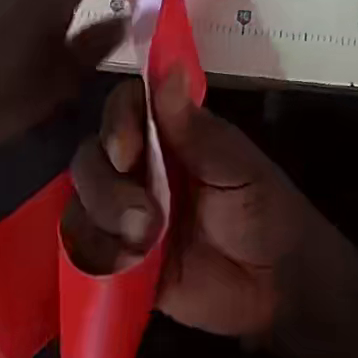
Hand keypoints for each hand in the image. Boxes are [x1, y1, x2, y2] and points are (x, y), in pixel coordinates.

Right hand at [64, 74, 319, 338]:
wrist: (276, 288)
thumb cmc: (265, 211)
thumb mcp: (237, 167)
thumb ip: (196, 128)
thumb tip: (171, 69)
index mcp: (168, 133)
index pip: (124, 107)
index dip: (117, 123)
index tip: (128, 152)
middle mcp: (139, 165)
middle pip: (91, 156)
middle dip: (107, 186)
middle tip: (144, 217)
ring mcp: (124, 211)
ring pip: (81, 201)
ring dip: (102, 223)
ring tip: (142, 246)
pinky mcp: (118, 257)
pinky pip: (83, 249)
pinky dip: (96, 255)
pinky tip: (126, 266)